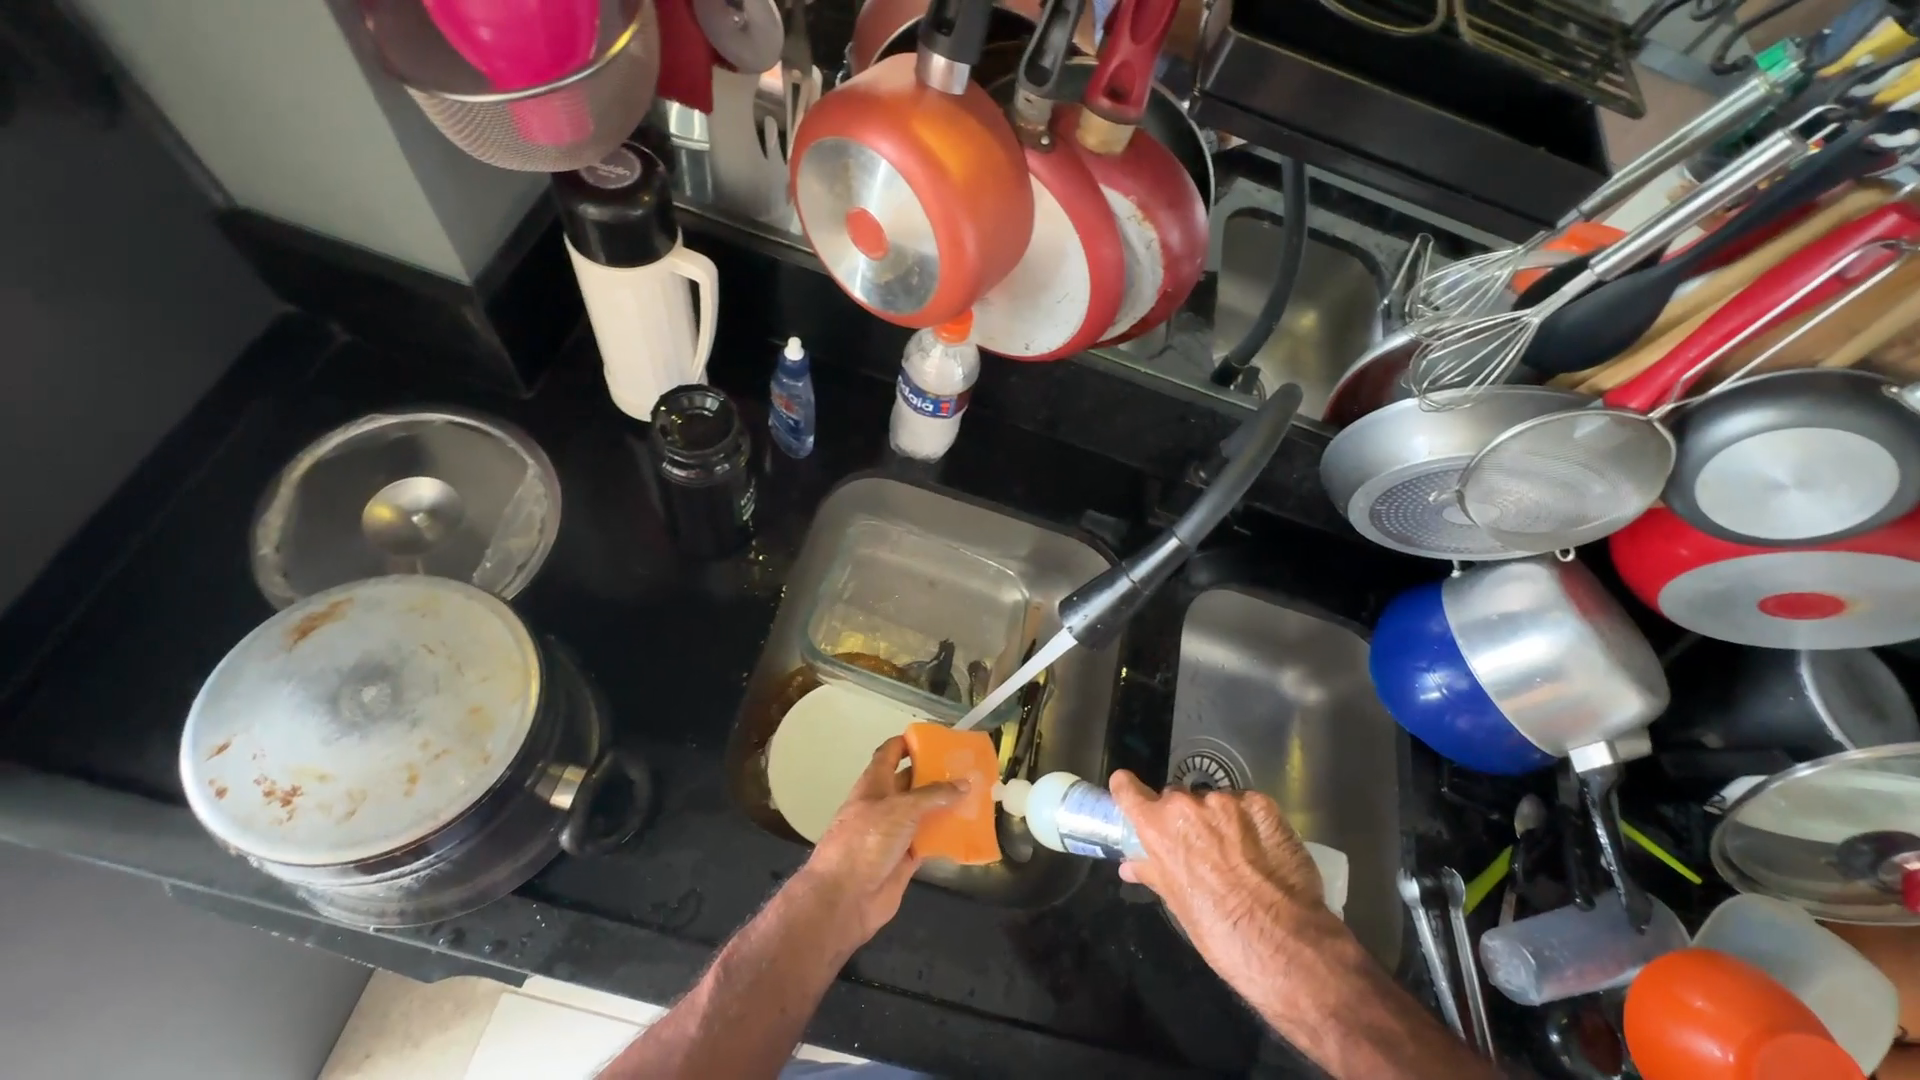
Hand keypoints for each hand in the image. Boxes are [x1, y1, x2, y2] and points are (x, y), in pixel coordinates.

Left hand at [799, 736, 962, 944]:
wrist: (845, 897)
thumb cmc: (866, 840)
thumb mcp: (900, 809)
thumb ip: (933, 795)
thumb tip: (964, 783)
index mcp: (874, 784)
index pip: (890, 754)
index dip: (910, 743)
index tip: (938, 739)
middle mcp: (884, 805)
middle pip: (913, 783)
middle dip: (937, 776)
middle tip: (969, 769)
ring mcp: (894, 833)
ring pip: (924, 813)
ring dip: (947, 807)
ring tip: (978, 797)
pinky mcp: (905, 859)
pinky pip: (930, 841)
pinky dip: (947, 836)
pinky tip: (970, 830)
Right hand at [1110, 770, 1344, 982]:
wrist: (1283, 942)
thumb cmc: (1218, 931)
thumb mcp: (1177, 903)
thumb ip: (1153, 872)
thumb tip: (1130, 866)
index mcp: (1158, 827)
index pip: (1126, 788)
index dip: (1129, 792)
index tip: (1135, 800)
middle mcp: (1187, 805)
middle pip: (1176, 798)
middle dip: (1184, 818)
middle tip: (1201, 848)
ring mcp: (1227, 800)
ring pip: (1214, 802)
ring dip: (1220, 820)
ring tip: (1239, 854)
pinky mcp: (1263, 804)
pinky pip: (1247, 805)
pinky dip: (1250, 822)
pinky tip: (1263, 850)